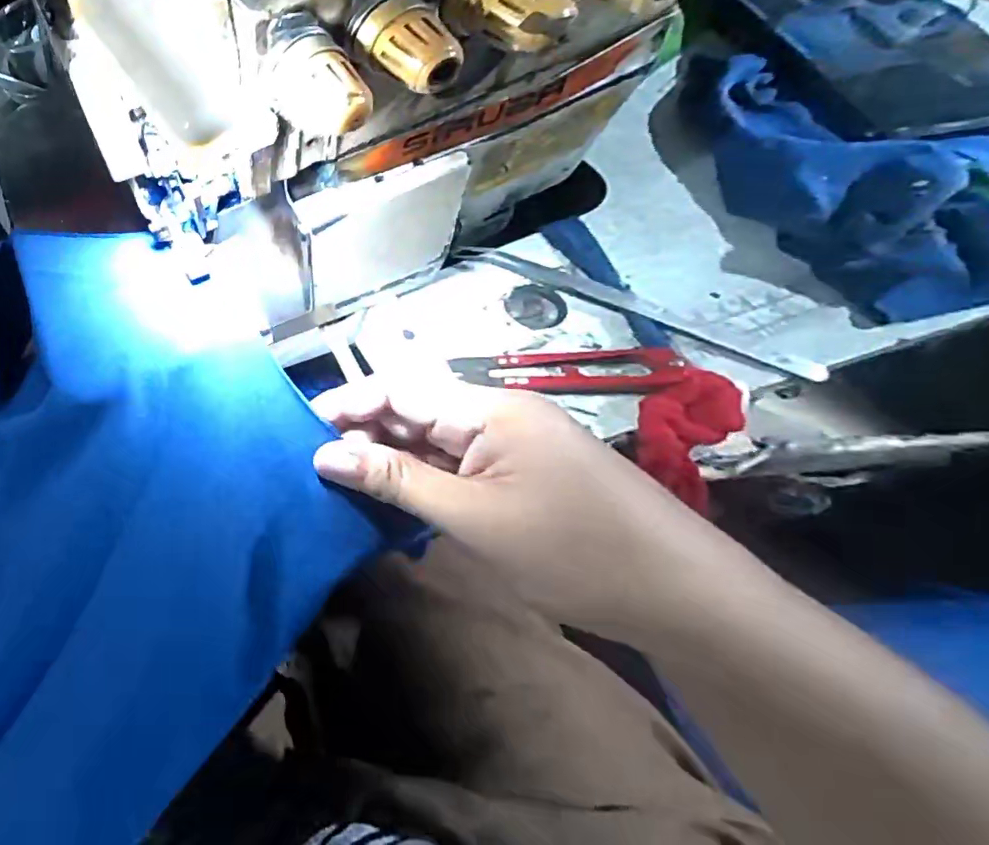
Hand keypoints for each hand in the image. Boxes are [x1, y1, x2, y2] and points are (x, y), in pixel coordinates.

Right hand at [311, 377, 757, 639]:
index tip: (300, 432)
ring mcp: (509, 443)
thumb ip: (393, 481)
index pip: (397, 388)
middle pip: (411, 410)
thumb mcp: (471, 518)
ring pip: (430, 439)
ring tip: (343, 486)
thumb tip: (323, 455)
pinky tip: (392, 501)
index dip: (346, 405)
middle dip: (363, 434)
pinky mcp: (518, 472)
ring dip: (389, 460)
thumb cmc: (574, 551)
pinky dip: (420, 479)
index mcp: (486, 408)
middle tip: (317, 469)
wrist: (687, 599)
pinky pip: (454, 464)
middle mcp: (494, 414)